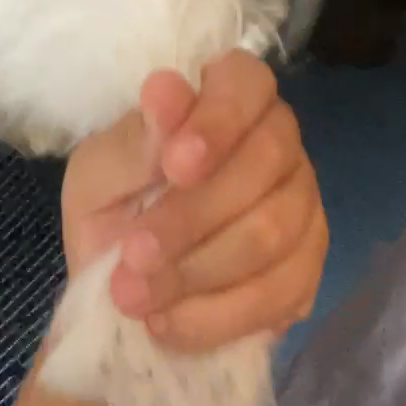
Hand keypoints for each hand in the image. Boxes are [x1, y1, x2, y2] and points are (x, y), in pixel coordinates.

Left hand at [59, 50, 327, 352]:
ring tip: (135, 294)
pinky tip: (169, 322)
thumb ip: (136, 139)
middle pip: (268, 159)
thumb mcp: (98, 174)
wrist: (121, 289)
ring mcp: (302, 200)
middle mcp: (278, 137)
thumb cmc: (112, 210)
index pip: (248, 83)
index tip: (175, 166)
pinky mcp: (307, 265)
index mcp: (228, 96)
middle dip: (195, 214)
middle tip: (134, 253)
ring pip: (275, 230)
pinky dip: (218, 315)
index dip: (219, 121)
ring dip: (198, 270)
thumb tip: (165, 89)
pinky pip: (282, 290)